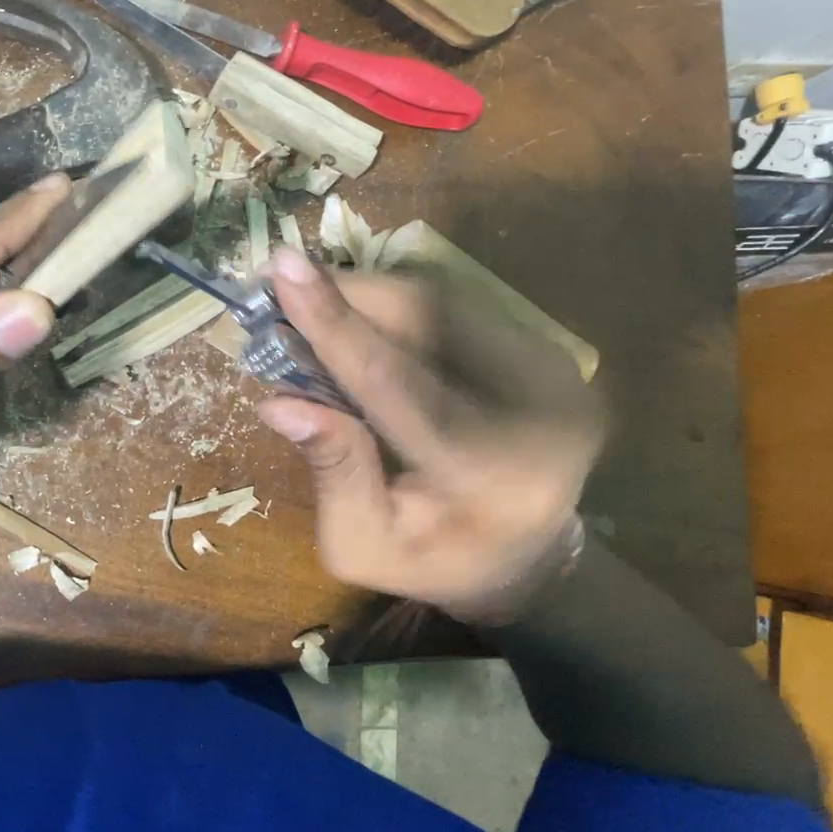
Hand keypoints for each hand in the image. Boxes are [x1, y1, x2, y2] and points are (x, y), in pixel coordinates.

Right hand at [255, 247, 603, 624]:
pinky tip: (355, 314)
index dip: (334, 325)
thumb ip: (331, 472)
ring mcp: (554, 370)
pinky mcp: (545, 351)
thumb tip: (278, 404)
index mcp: (489, 470)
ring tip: (306, 295)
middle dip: (346, 294)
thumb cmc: (431, 560)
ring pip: (442, 301)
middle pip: (426, 319)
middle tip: (279, 280)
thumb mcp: (362, 543)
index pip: (396, 382)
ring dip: (366, 292)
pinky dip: (395, 304)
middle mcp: (540, 407)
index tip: (281, 271)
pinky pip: (455, 308)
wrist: (525, 555)